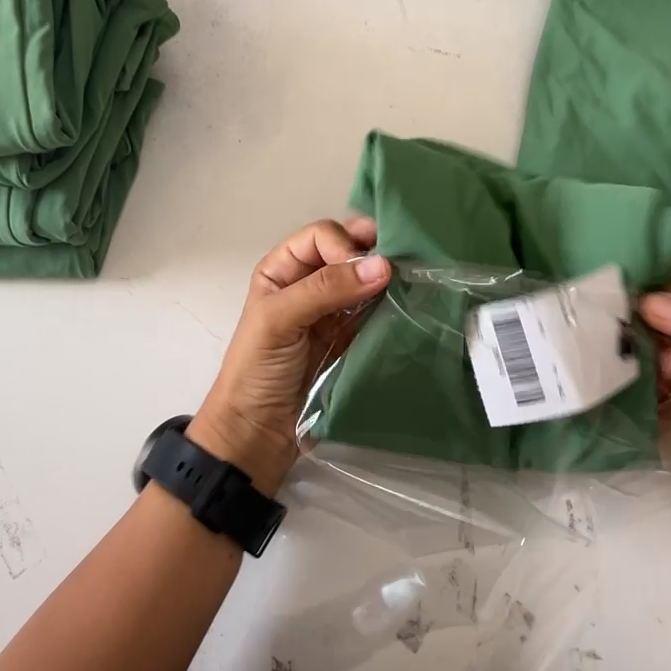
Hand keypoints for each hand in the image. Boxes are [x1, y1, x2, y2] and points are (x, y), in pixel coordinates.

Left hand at [190, 219, 390, 495]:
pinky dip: (392, 306)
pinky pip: (376, 312)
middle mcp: (308, 283)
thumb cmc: (256, 370)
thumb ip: (326, 289)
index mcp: (282, 270)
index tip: (365, 270)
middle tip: (402, 261)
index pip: (321, 237)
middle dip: (373, 251)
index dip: (345, 245)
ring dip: (387, 278)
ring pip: (366, 280)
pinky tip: (410, 304)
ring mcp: (333, 311)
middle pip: (348, 252)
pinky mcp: (352, 339)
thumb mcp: (279, 321)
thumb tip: (383, 266)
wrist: (258, 433)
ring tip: (414, 280)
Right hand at [639, 264, 670, 524]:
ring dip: (643, 356)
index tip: (624, 285)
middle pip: (651, 311)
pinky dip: (634, 382)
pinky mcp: (664, 397)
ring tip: (666, 375)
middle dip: (640, 321)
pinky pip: (636, 380)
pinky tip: (650, 392)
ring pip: (641, 345)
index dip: (651, 277)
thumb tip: (647, 302)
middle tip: (637, 336)